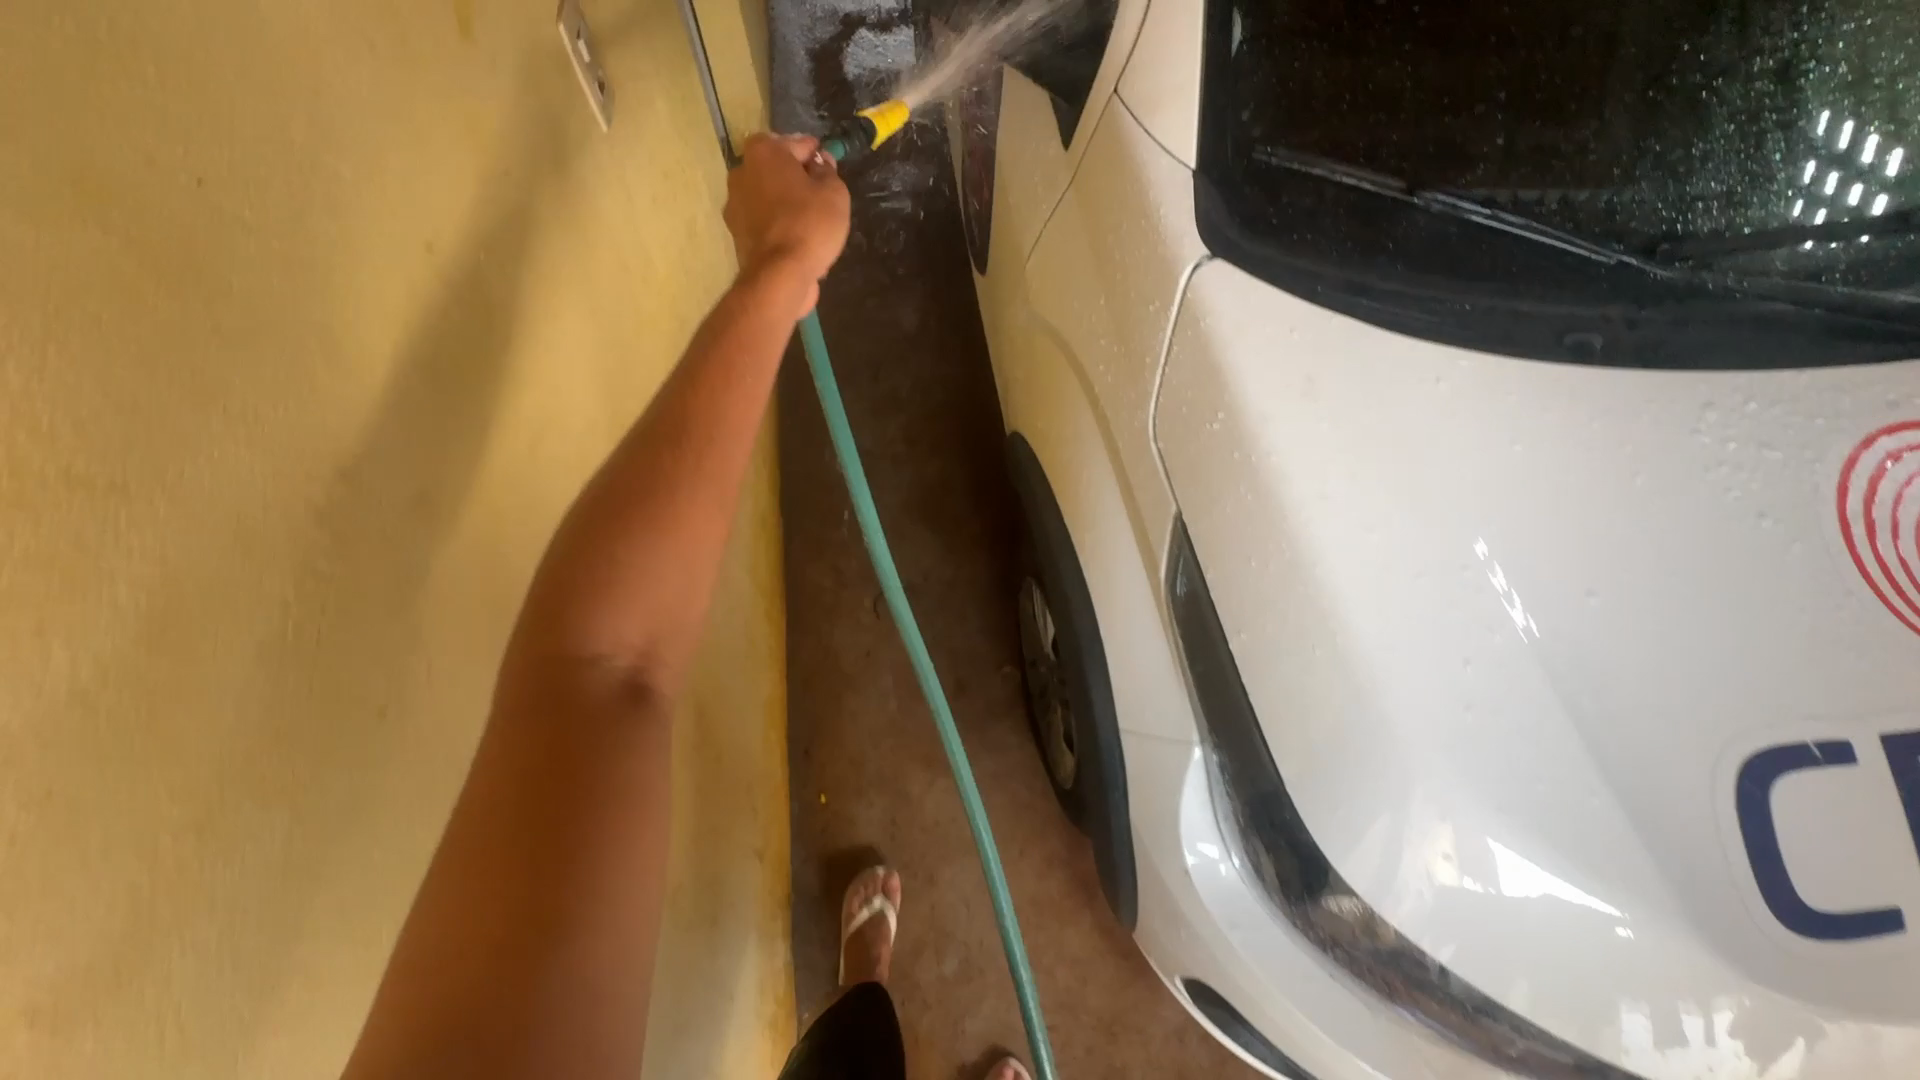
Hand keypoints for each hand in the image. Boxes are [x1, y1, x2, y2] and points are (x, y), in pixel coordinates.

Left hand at [723, 133, 851, 318]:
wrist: (780, 275)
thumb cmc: (810, 224)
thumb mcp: (834, 192)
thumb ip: (828, 171)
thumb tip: (820, 163)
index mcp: (764, 151)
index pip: (796, 144)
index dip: (816, 154)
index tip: (829, 166)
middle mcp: (741, 171)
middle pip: (776, 168)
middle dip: (796, 176)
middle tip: (820, 192)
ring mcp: (735, 204)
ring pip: (767, 195)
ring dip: (785, 201)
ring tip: (809, 219)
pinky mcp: (737, 234)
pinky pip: (763, 221)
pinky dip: (777, 224)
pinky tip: (796, 238)